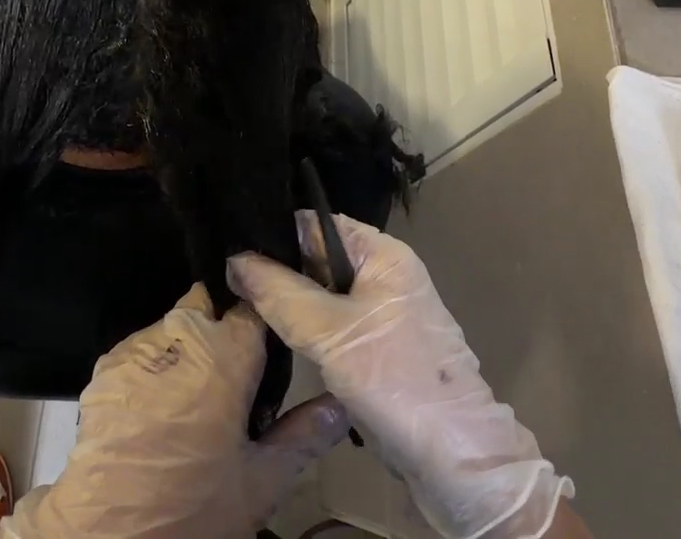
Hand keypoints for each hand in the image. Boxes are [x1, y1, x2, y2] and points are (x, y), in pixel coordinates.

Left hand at [0, 282, 349, 537]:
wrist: (110, 532)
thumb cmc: (193, 506)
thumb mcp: (261, 481)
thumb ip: (304, 435)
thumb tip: (339, 406)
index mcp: (225, 353)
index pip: (252, 307)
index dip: (261, 322)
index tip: (267, 344)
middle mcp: (179, 333)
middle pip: (207, 307)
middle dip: (220, 331)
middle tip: (230, 381)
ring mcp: (136, 347)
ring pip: (172, 328)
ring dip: (185, 350)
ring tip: (191, 401)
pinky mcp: (104, 366)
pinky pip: (140, 352)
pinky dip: (152, 370)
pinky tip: (156, 411)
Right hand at [229, 212, 574, 538]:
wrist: (454, 457)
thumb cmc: (393, 378)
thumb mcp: (326, 330)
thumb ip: (277, 291)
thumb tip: (233, 259)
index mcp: (382, 254)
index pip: (316, 223)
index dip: (274, 232)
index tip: (230, 245)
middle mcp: (383, 274)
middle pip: (317, 256)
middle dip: (276, 267)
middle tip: (225, 277)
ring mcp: (380, 312)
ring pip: (320, 293)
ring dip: (287, 300)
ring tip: (237, 300)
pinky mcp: (375, 346)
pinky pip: (329, 323)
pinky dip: (303, 327)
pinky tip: (270, 331)